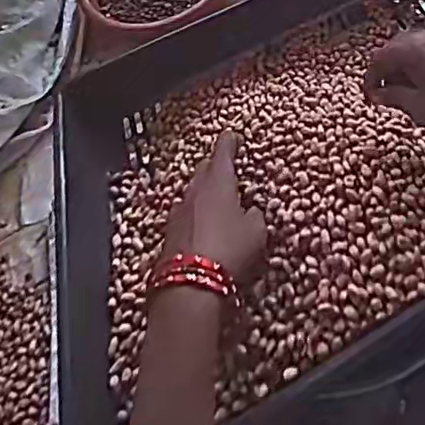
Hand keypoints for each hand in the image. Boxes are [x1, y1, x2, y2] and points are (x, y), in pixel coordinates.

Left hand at [161, 132, 265, 284]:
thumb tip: (251, 212)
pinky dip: (194, 216)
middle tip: (227, 170)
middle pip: (204, 170)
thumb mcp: (256, 232)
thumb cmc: (229, 251)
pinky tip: (201, 228)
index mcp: (218, 181)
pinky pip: (184, 216)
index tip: (233, 136)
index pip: (223, 151)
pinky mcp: (168, 236)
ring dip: (203, 193)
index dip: (230, 142)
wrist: (189, 288)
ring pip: (192, 193)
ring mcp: (178, 213)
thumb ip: (255, 215)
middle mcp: (195, 191)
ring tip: (216, 201)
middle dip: (215, 167)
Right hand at [363, 28, 424, 179]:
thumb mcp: (419, 109)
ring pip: (417, 45)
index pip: (380, 56)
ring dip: (406, 63)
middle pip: (397, 46)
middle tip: (383, 91)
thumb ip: (394, 96)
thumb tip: (381, 93)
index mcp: (415, 49)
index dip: (371, 76)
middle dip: (387, 67)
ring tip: (405, 89)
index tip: (369, 92)